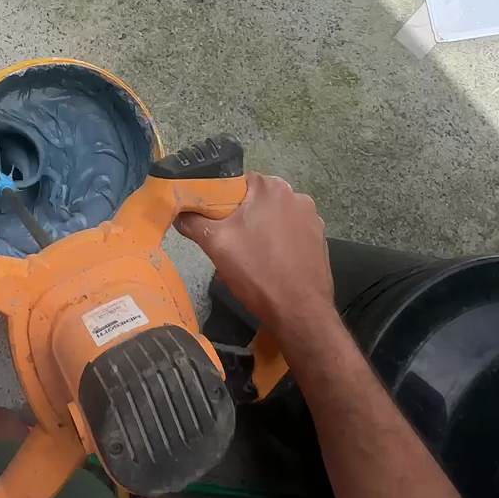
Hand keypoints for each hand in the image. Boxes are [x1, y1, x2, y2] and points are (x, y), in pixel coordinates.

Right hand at [176, 172, 335, 347]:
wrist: (300, 315)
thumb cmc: (258, 273)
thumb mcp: (215, 244)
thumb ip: (192, 221)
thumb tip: (178, 212)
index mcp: (271, 187)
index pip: (236, 182)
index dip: (220, 200)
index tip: (213, 220)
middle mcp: (296, 196)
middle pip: (255, 200)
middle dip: (240, 218)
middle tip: (228, 242)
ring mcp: (313, 219)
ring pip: (273, 217)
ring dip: (260, 230)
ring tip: (249, 257)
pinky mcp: (320, 240)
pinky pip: (290, 234)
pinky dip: (278, 244)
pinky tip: (270, 265)